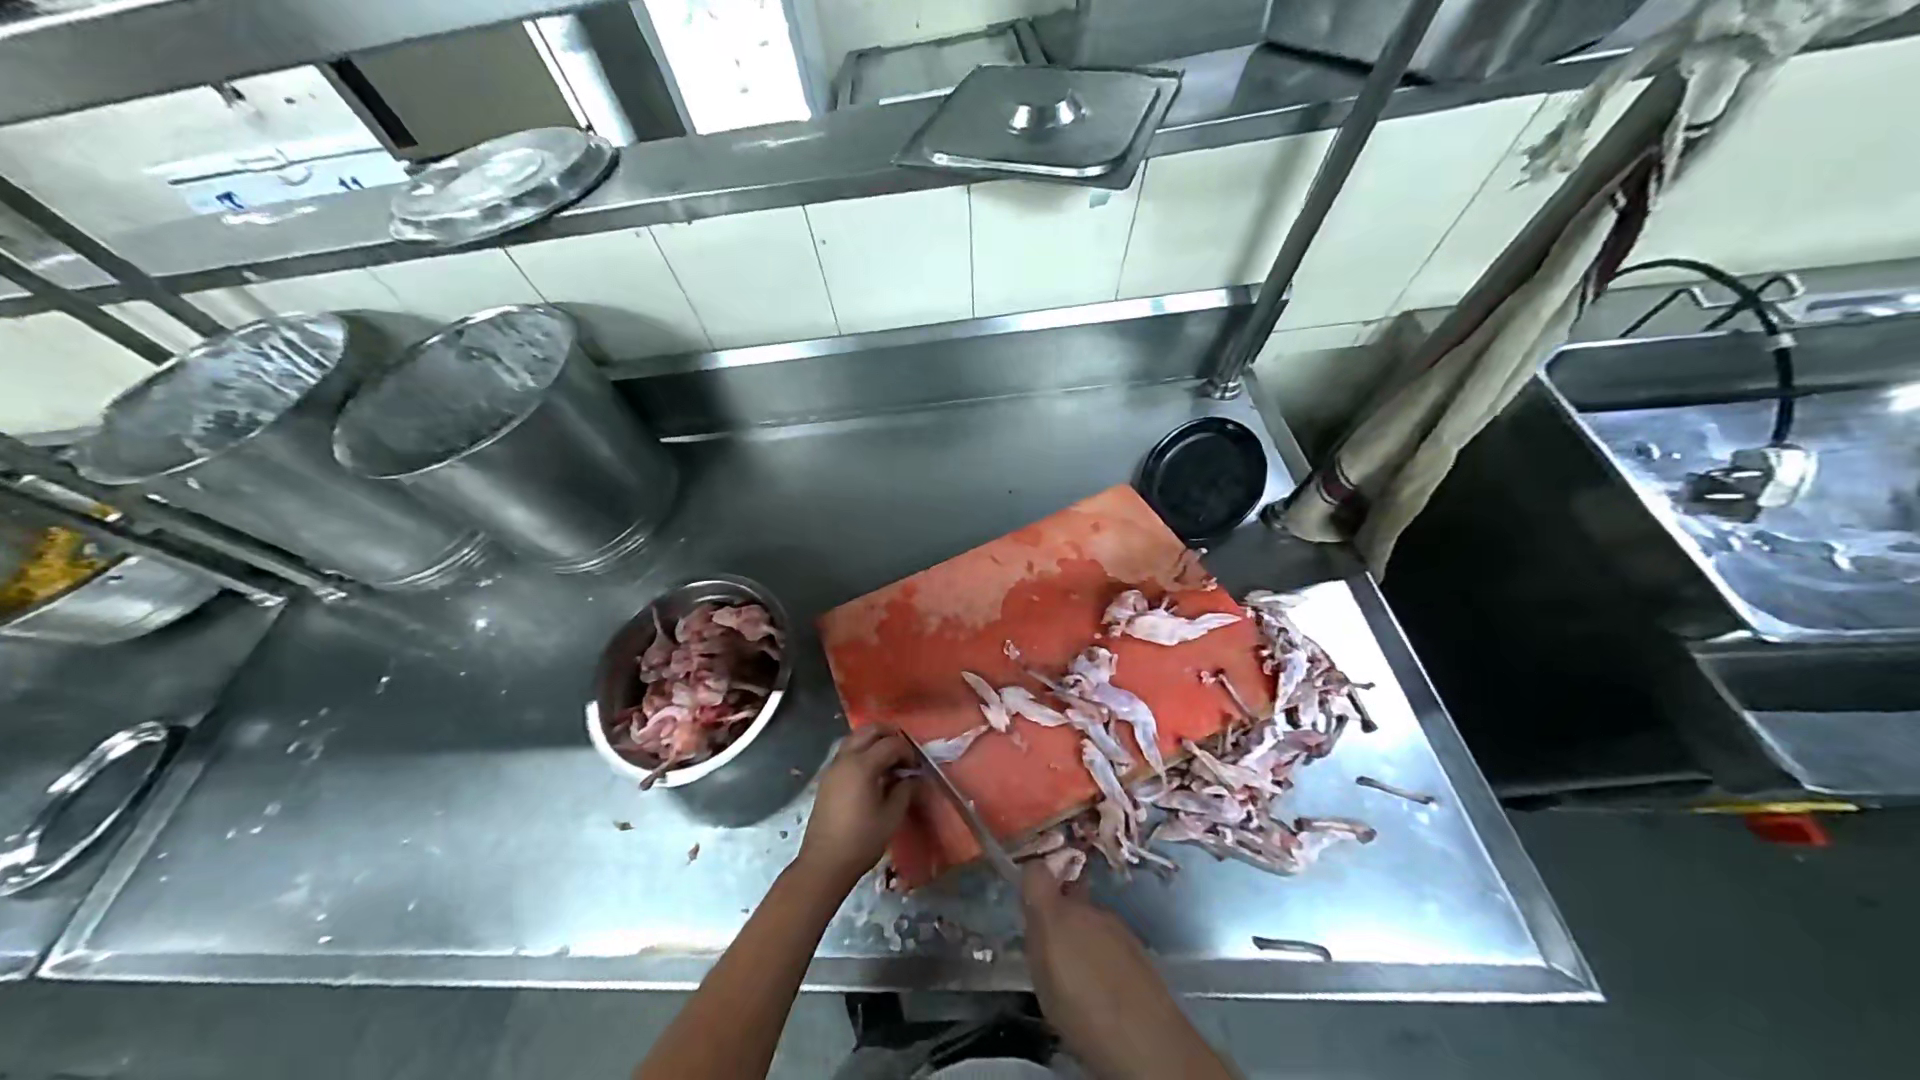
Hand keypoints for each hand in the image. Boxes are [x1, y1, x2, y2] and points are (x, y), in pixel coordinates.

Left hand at [796, 726, 914, 889]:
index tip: (916, 768)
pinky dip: (861, 751)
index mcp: (863, 765)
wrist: (825, 862)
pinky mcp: (827, 778)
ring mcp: (833, 767)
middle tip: (904, 752)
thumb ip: (905, 790)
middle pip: (869, 731)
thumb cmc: (862, 840)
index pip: (891, 744)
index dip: (907, 752)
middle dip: (889, 735)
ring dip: (873, 741)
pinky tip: (871, 772)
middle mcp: (845, 759)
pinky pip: (846, 752)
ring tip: (888, 760)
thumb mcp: (892, 816)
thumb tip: (913, 778)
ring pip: (854, 738)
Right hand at [1021, 863, 1235, 1079]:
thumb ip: (1035, 940)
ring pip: (1088, 916)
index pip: (1036, 871)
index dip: (1031, 876)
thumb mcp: (1042, 981)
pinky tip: (1103, 981)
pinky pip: (1107, 935)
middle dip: (1058, 911)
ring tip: (1079, 971)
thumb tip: (1034, 916)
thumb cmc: (1082, 1013)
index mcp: (1056, 914)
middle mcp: (1086, 908)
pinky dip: (1101, 949)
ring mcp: (1114, 923)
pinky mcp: (1135, 942)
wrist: (1147, 1039)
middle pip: (1067, 893)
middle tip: (1051, 944)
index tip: (1027, 896)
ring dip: (1081, 932)